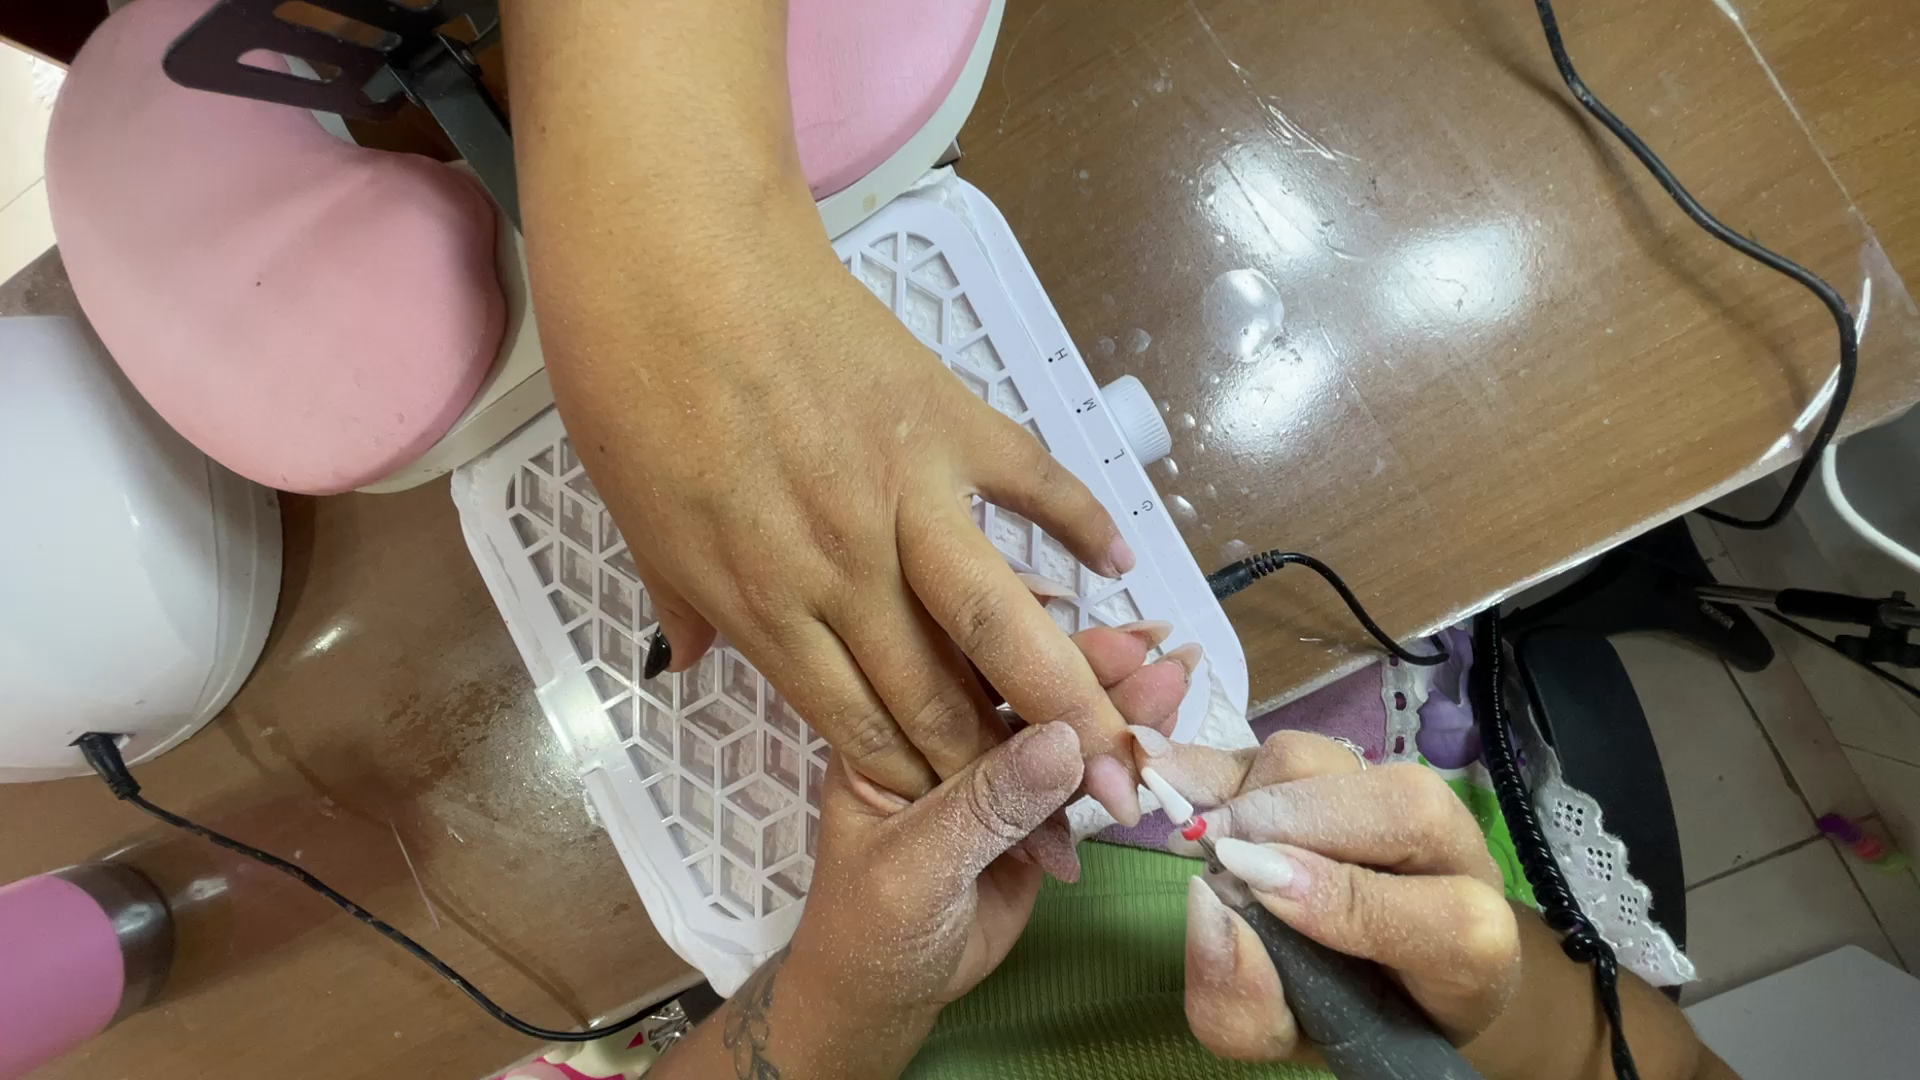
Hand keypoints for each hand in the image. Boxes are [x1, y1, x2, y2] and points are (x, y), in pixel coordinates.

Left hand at [553, 224, 1146, 819]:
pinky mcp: (951, 422)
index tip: (977, 823)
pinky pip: (1034, 482)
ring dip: (1069, 689)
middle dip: (1012, 770)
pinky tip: (1122, 563)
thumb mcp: (639, 523)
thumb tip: (690, 663)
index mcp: (766, 604)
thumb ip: (680, 605)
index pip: (861, 728)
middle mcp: (848, 570)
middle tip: (1078, 813)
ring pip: (1002, 619)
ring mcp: (909, 493)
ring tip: (1125, 739)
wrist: (672, 257)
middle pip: (941, 696)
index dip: (924, 786)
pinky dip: (1082, 519)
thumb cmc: (634, 391)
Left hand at [793, 626, 1190, 1014]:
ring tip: (1176, 676)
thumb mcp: (917, 866)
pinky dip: (1118, 754)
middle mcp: (941, 727)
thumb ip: (987, 805)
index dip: (1008, 629)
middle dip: (1081, 663)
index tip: (1069, 607)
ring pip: (1055, 720)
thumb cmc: (872, 930)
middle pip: (1015, 681)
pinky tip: (1160, 731)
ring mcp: (990, 762)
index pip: (949, 657)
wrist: (889, 995)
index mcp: (888, 721)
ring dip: (1115, 702)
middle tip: (1151, 646)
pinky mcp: (1028, 801)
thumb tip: (1068, 738)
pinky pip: (1077, 770)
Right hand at [1132, 730, 1522, 1061]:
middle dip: (1289, 818)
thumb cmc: (1348, 1006)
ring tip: (1210, 831)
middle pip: (1402, 808)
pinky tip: (1173, 775)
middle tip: (1212, 846)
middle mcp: (1454, 856)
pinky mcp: (1340, 761)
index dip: (1344, 899)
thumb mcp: (1297, 1032)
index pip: (1448, 918)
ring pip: (1331, 762)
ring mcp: (1397, 793)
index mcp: (1472, 948)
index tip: (1250, 884)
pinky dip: (1217, 760)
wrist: (1382, 959)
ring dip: (1253, 788)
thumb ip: (1245, 1003)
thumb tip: (1205, 905)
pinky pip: (1277, 744)